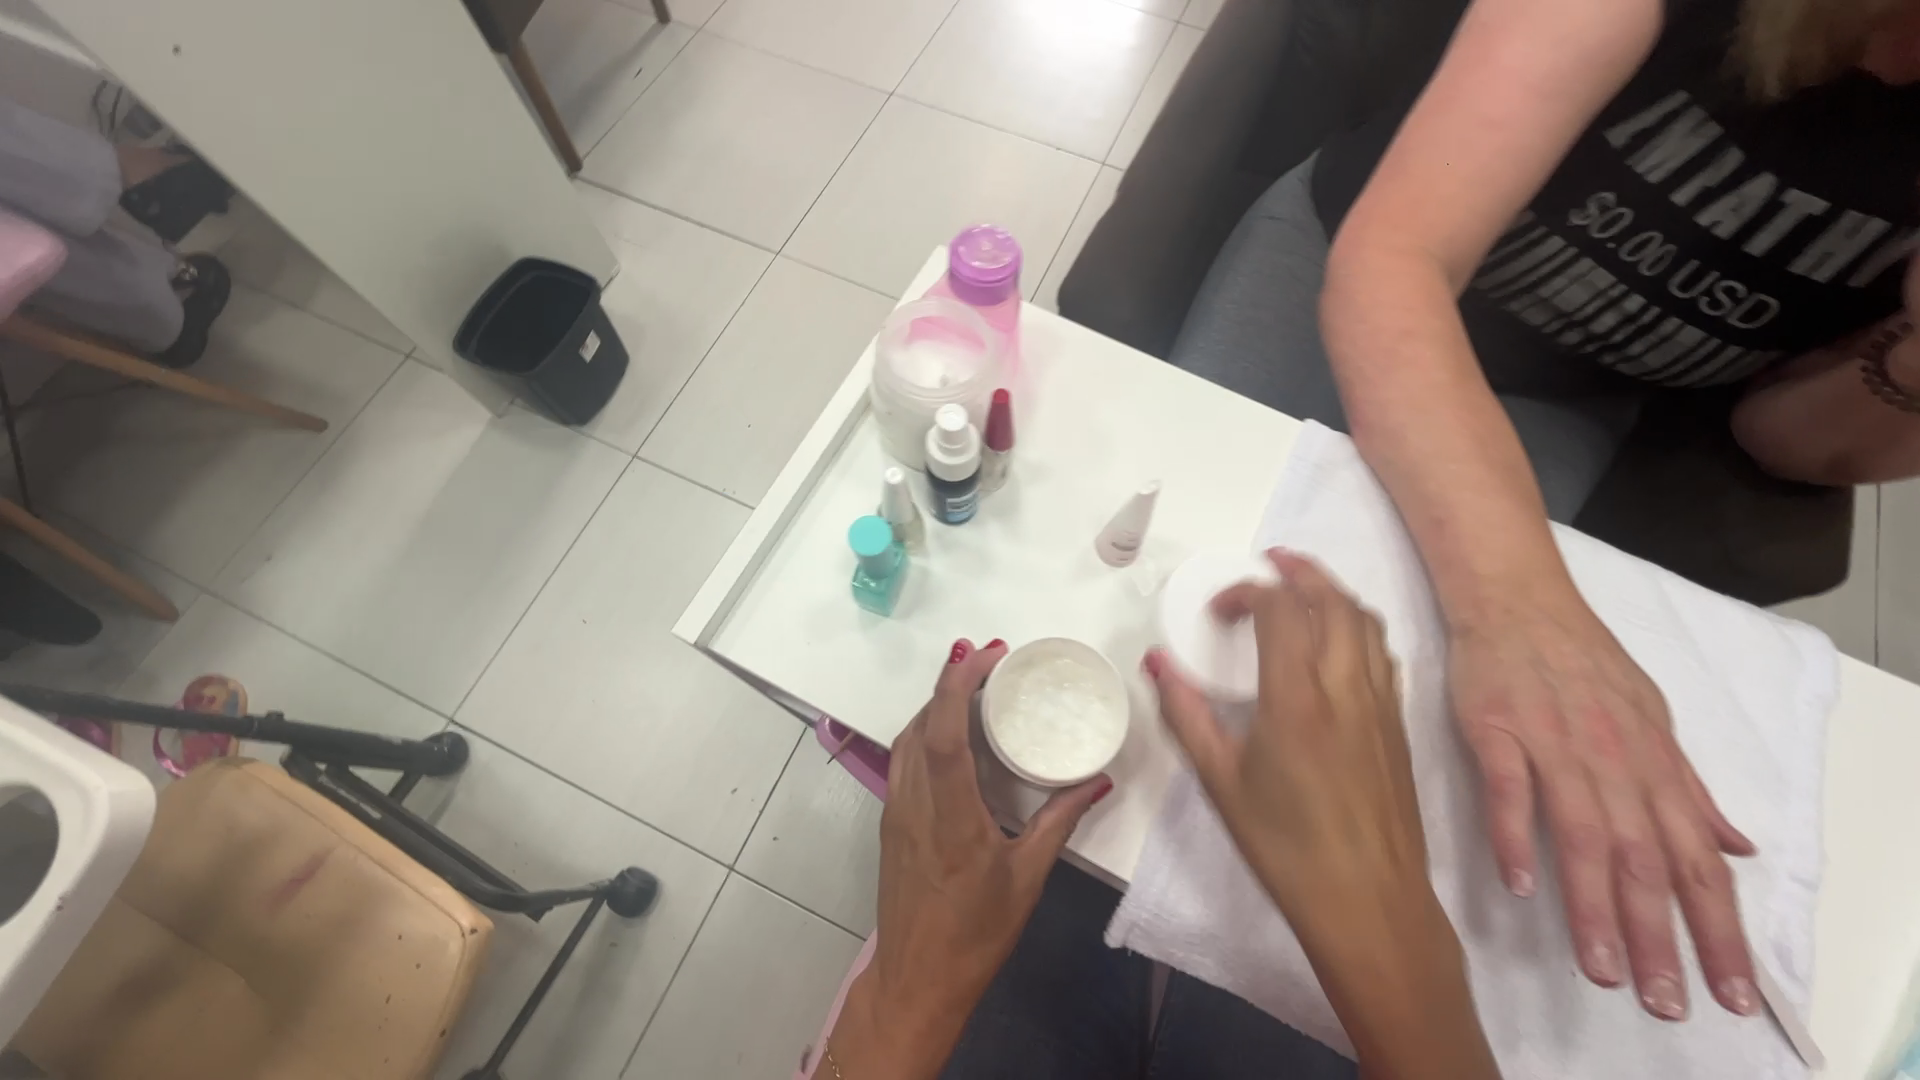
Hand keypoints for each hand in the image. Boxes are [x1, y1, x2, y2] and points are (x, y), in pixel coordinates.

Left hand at [829, 639, 1110, 1079]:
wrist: (915, 979)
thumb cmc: (976, 934)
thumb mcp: (1026, 878)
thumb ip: (1059, 822)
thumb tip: (1097, 781)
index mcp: (950, 817)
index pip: (944, 735)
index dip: (958, 686)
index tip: (983, 653)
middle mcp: (914, 803)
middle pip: (922, 724)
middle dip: (952, 681)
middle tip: (991, 657)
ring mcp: (895, 809)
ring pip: (908, 737)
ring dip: (937, 702)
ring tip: (975, 683)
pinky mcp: (891, 819)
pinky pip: (904, 757)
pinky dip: (927, 729)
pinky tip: (954, 729)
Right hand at [1147, 551, 1499, 1078]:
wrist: (1371, 902)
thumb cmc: (1284, 845)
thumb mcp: (1220, 781)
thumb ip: (1185, 713)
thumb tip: (1156, 661)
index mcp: (1296, 699)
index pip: (1280, 611)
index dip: (1246, 593)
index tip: (1217, 613)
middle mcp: (1344, 688)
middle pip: (1332, 600)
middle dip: (1299, 570)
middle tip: (1268, 560)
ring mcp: (1380, 703)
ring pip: (1365, 620)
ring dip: (1332, 590)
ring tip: (1301, 585)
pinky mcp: (1398, 723)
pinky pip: (1382, 651)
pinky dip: (1357, 624)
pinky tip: (1336, 640)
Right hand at [1450, 598, 1758, 1020]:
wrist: (1516, 601)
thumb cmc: (1579, 657)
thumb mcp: (1652, 717)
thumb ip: (1686, 786)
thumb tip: (1736, 847)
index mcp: (1652, 764)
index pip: (1695, 860)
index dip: (1718, 929)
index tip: (1732, 994)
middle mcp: (1613, 762)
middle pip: (1643, 860)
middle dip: (1660, 937)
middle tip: (1666, 1004)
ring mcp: (1552, 744)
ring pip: (1583, 835)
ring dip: (1594, 906)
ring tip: (1602, 968)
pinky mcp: (1495, 729)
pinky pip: (1508, 788)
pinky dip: (1515, 836)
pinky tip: (1518, 883)